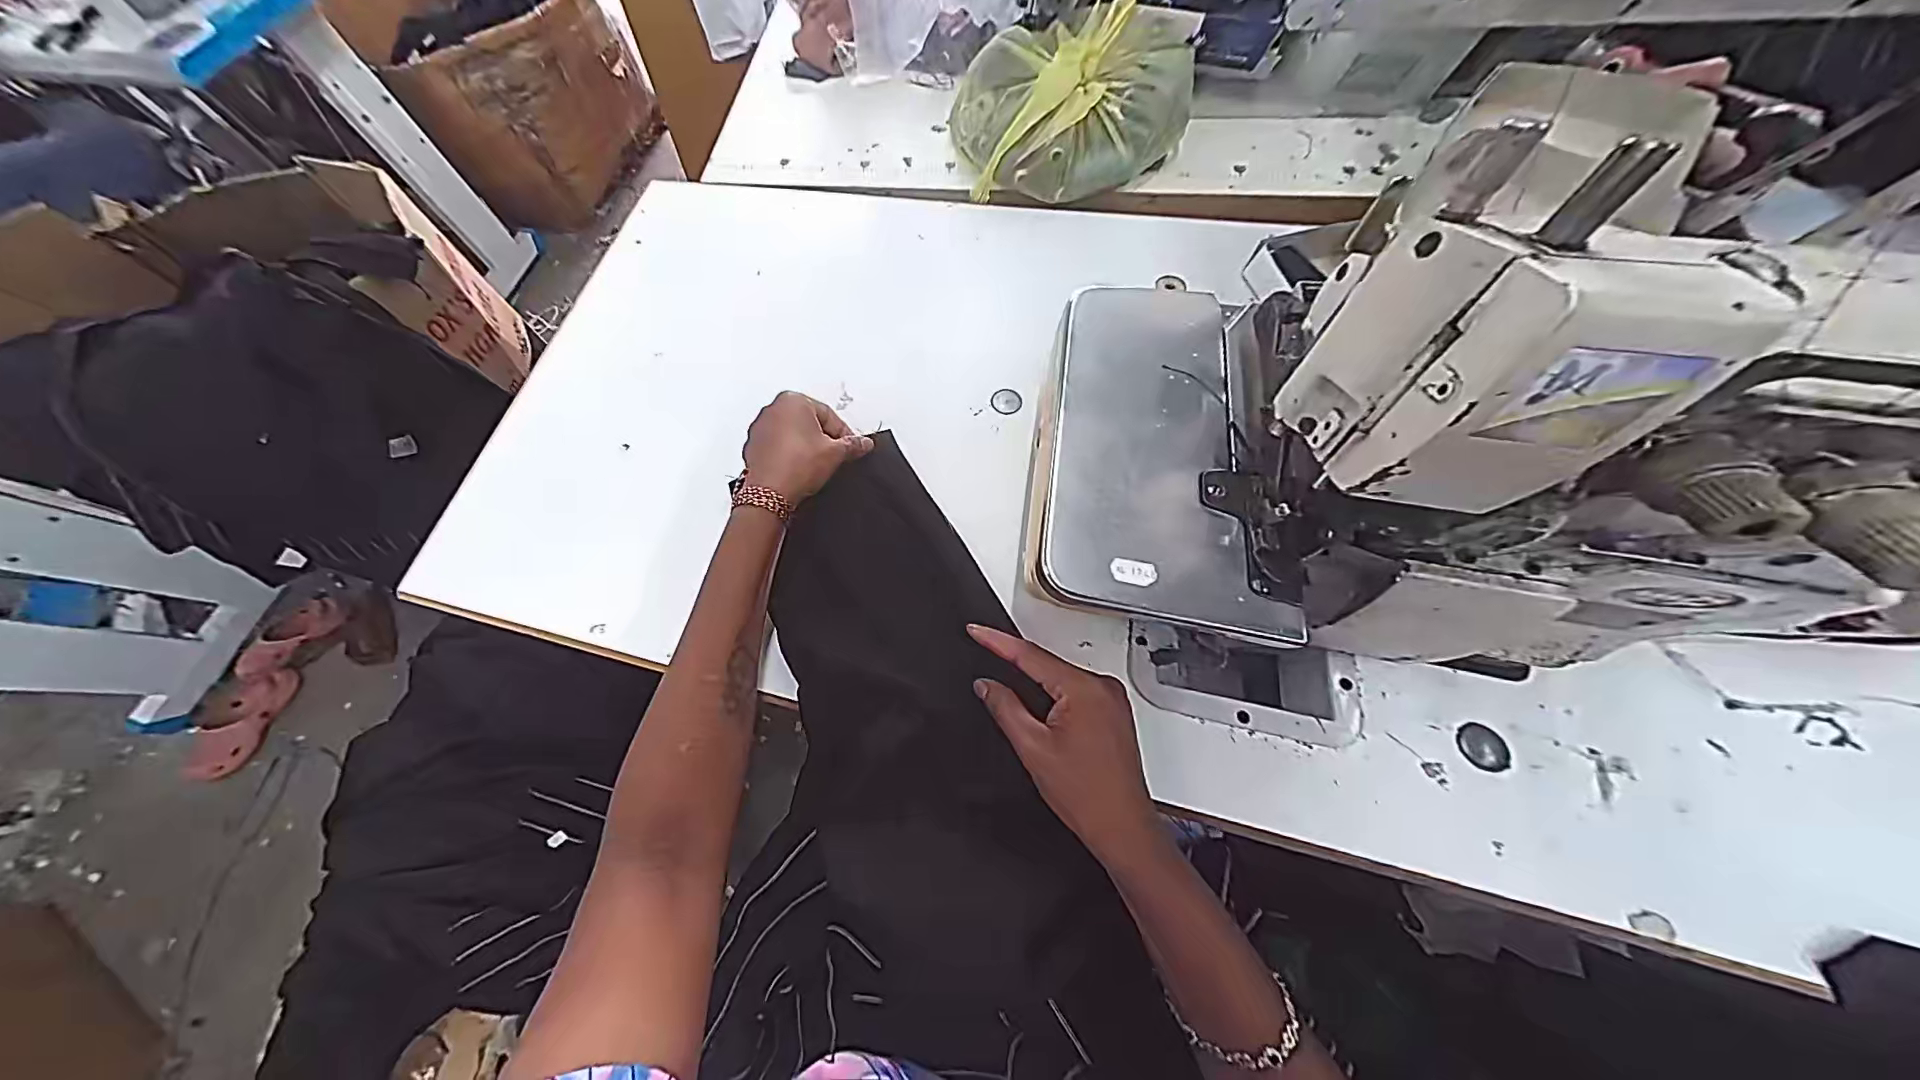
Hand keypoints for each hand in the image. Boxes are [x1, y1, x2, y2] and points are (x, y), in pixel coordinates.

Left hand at [741, 392, 872, 502]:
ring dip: (806, 447)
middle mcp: (773, 409)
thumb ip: (853, 444)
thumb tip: (863, 443)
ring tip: (815, 465)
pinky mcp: (754, 446)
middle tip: (834, 456)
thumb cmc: (795, 467)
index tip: (850, 447)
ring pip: (793, 434)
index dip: (844, 433)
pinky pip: (778, 446)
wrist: (769, 493)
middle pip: (809, 422)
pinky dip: (790, 455)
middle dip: (823, 439)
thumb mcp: (835, 453)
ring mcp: (760, 427)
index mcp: (793, 400)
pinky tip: (799, 469)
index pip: (829, 415)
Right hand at [968, 624, 1161, 863]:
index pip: (1030, 654)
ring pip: (1061, 678)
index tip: (977, 631)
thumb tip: (988, 685)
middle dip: (1015, 663)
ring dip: (1036, 682)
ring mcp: (1113, 699)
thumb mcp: (1033, 747)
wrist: (1122, 826)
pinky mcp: (1114, 711)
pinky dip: (1055, 695)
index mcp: (1084, 690)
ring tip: (1008, 687)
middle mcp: (1104, 688)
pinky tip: (1042, 708)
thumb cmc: (1088, 795)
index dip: (997, 641)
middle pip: (1047, 664)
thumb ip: (1005, 707)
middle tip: (985, 651)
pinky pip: (1077, 690)